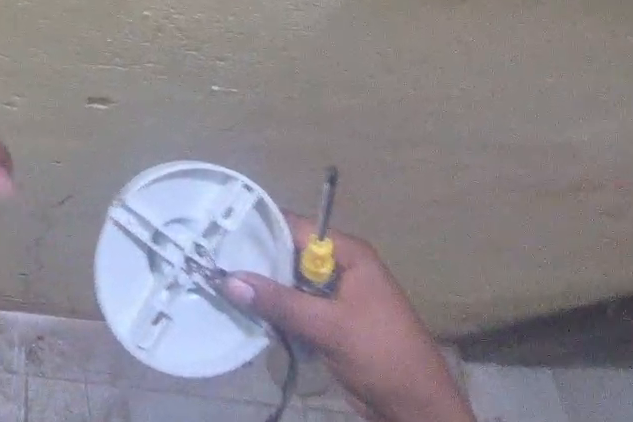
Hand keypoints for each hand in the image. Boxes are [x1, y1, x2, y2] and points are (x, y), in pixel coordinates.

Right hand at [224, 215, 474, 421]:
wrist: (418, 411)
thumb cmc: (382, 356)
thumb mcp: (329, 327)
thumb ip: (279, 302)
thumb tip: (227, 279)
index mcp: (349, 254)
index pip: (295, 227)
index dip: (259, 228)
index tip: (220, 233)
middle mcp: (341, 267)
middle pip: (289, 253)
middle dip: (256, 260)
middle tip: (214, 260)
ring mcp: (336, 295)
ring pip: (289, 281)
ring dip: (263, 288)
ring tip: (220, 283)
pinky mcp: (330, 321)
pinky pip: (295, 305)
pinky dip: (274, 309)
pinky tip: (245, 310)